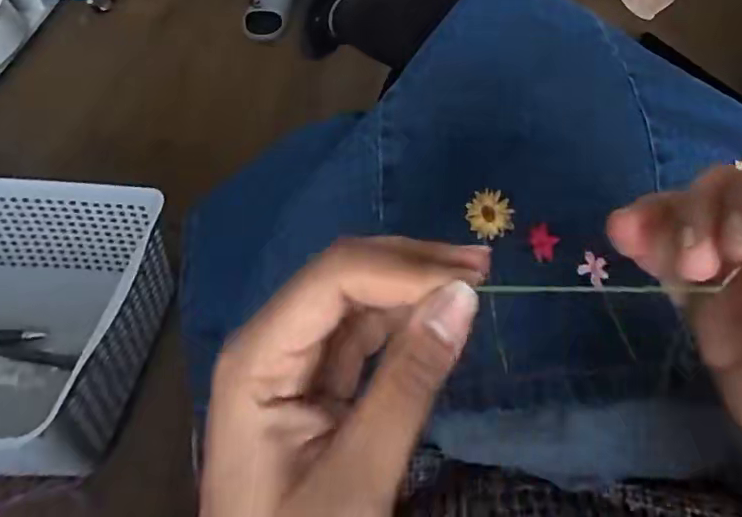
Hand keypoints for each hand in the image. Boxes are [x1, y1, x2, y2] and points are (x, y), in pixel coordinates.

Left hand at [201, 237, 487, 516]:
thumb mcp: (359, 478)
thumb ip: (410, 381)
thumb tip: (464, 295)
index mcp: (259, 356)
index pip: (334, 277)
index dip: (403, 268)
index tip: (469, 280)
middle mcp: (270, 339)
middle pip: (344, 273)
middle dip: (413, 264)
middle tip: (482, 265)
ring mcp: (292, 356)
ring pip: (358, 292)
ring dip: (416, 281)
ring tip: (474, 276)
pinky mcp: (316, 377)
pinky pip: (365, 328)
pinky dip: (407, 314)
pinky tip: (440, 310)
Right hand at [608, 153, 741, 516]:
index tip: (735, 249)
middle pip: (740, 191)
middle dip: (705, 209)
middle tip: (692, 266)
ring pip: (701, 221)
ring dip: (665, 217)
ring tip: (633, 237)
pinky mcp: (720, 329)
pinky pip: (678, 273)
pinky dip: (648, 246)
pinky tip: (625, 237)